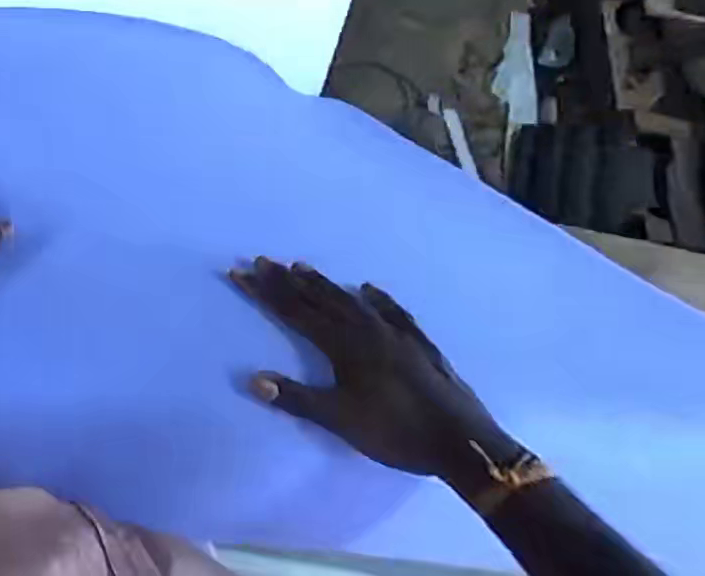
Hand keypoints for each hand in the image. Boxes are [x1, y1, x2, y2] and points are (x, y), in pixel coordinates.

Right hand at [230, 257, 518, 484]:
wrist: (465, 445)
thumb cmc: (396, 431)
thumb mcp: (340, 420)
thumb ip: (296, 398)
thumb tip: (253, 379)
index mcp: (340, 343)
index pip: (292, 311)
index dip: (263, 291)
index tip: (239, 273)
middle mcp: (362, 328)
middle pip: (316, 297)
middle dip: (285, 279)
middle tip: (262, 260)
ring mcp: (392, 332)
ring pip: (348, 299)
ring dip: (321, 283)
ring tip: (300, 265)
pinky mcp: (417, 342)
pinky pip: (391, 311)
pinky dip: (376, 298)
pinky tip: (368, 288)